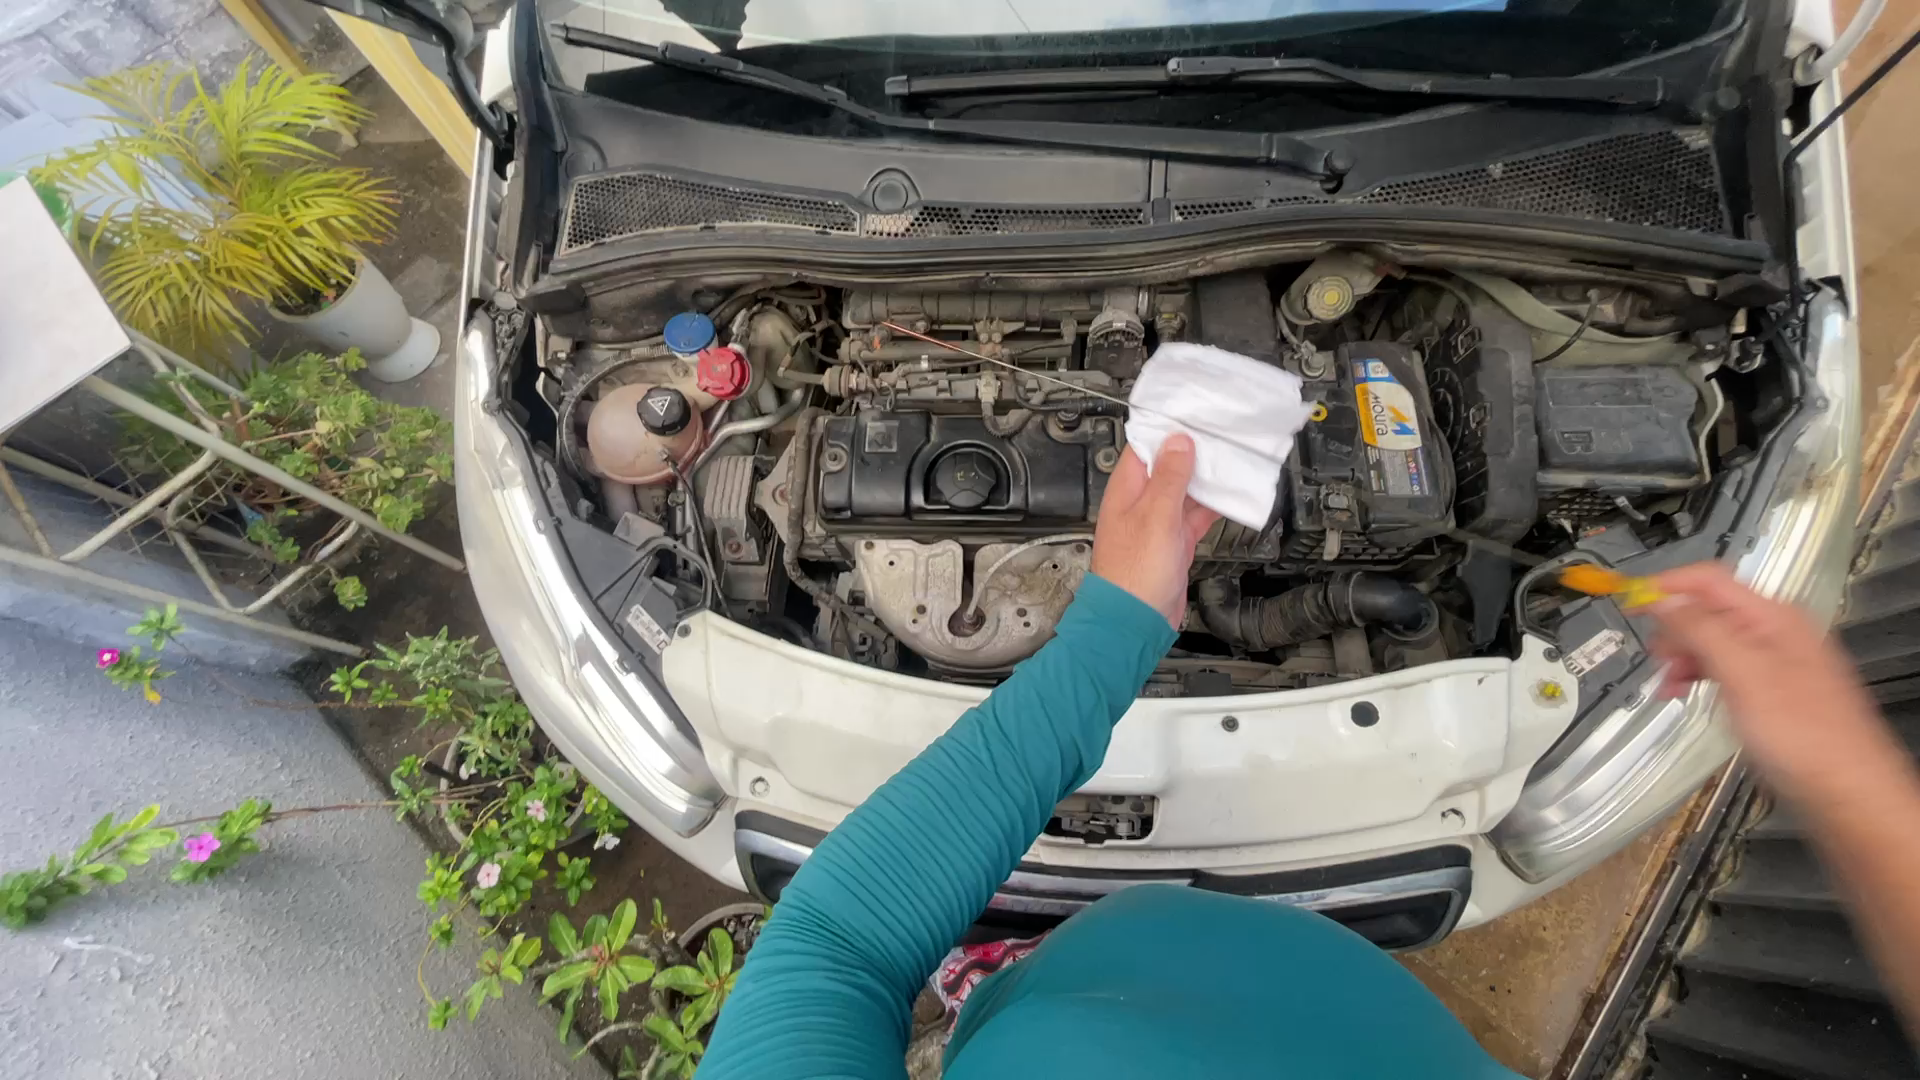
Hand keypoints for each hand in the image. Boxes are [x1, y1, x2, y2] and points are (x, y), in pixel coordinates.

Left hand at [1091, 436, 1219, 628]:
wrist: (1136, 620)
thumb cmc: (1132, 573)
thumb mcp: (1155, 516)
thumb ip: (1168, 478)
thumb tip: (1177, 442)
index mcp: (1126, 490)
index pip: (1145, 446)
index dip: (1169, 428)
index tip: (1195, 413)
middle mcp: (1140, 503)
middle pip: (1169, 465)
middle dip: (1195, 451)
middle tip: (1224, 433)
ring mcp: (1158, 522)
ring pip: (1186, 490)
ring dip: (1207, 478)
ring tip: (1235, 458)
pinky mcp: (1174, 541)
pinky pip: (1196, 515)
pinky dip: (1213, 506)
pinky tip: (1232, 495)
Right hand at [1645, 562, 1891, 802]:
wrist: (1843, 790)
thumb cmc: (1801, 734)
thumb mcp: (1743, 674)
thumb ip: (1700, 630)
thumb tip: (1660, 599)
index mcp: (1773, 619)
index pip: (1706, 580)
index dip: (1663, 586)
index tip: (1626, 604)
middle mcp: (1770, 631)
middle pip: (1699, 608)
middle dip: (1670, 631)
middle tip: (1660, 659)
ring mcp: (1766, 657)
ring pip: (1700, 637)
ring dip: (1676, 657)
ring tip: (1670, 684)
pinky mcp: (1759, 682)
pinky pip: (1710, 663)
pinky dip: (1688, 674)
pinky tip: (1678, 692)